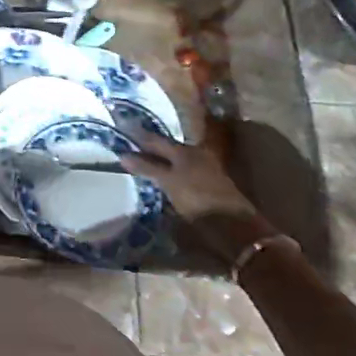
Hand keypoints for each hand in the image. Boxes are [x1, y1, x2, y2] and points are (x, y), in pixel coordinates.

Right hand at [117, 128, 256, 221]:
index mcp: (184, 150)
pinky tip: (161, 177)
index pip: (156, 140)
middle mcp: (194, 154)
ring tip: (142, 162)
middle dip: (149, 147)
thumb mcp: (168, 182)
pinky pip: (181, 171)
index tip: (123, 130)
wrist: (232, 225)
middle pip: (166, 148)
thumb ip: (146, 167)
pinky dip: (169, 171)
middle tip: (129, 145)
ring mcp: (203, 168)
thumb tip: (123, 155)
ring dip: (159, 160)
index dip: (139, 136)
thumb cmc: (197, 197)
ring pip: (175, 159)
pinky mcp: (207, 184)